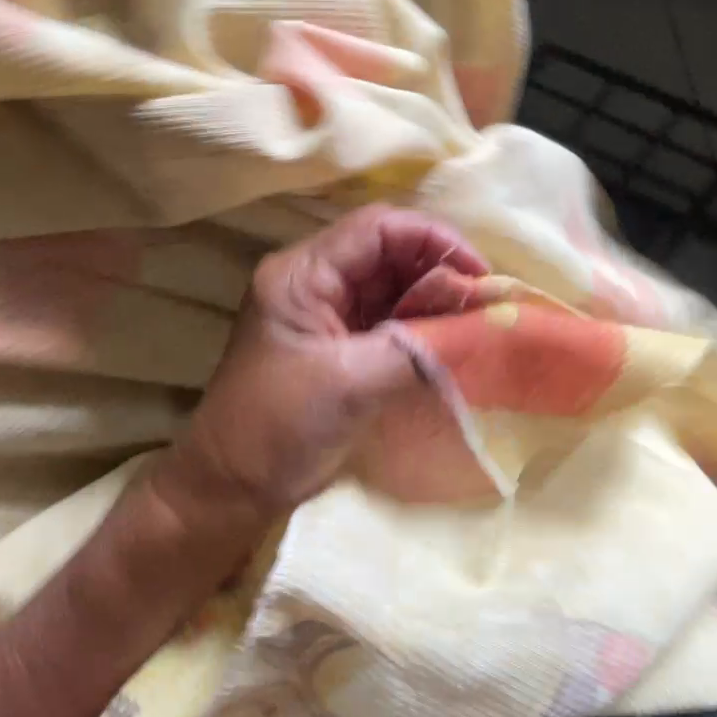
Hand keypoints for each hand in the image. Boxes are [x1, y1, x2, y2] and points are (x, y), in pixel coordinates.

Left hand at [159, 205, 486, 524]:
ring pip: (392, 290)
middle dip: (440, 275)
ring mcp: (324, 318)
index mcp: (301, 276)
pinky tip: (451, 348)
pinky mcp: (336, 350)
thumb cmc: (276, 428)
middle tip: (486, 310)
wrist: (231, 487)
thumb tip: (485, 327)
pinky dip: (421, 332)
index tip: (480, 279)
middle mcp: (313, 285)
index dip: (436, 241)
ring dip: (434, 305)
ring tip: (476, 329)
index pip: (378, 229)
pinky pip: (387, 324)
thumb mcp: (349, 383)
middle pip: (389, 254)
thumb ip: (417, 349)